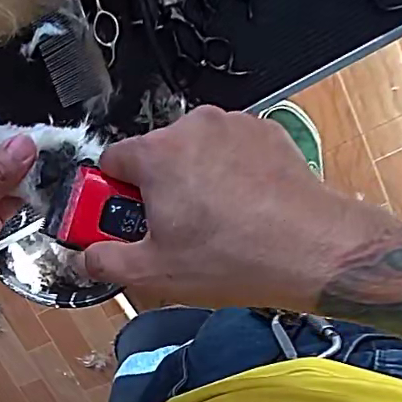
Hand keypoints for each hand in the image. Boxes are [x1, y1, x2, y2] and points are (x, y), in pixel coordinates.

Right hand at [75, 106, 401, 310]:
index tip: (121, 222)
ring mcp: (235, 128)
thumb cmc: (240, 257)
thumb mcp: (154, 273)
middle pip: (155, 158)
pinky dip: (229, 179)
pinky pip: (231, 155)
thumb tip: (88, 255)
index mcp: (158, 153)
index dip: (110, 198)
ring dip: (194, 186)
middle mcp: (195, 128)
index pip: (109, 163)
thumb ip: (105, 261)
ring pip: (195, 156)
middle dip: (155, 194)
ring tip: (215, 229)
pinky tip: (241, 216)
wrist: (313, 250)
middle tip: (172, 235)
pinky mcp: (266, 136)